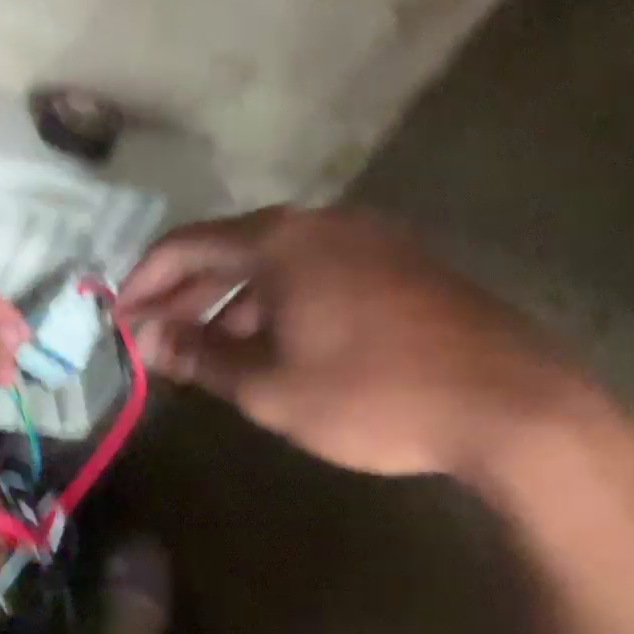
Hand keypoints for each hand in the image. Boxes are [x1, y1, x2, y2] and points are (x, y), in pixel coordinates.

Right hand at [117, 207, 600, 478]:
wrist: (516, 408)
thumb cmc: (373, 395)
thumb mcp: (270, 385)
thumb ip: (200, 356)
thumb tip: (147, 339)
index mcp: (282, 241)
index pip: (186, 246)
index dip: (144, 282)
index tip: (118, 318)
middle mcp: (322, 225)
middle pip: (229, 251)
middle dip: (183, 295)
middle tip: (151, 338)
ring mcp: (370, 242)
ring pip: (275, 265)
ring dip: (230, 304)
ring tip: (204, 351)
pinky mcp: (403, 268)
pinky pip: (316, 275)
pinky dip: (278, 305)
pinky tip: (273, 346)